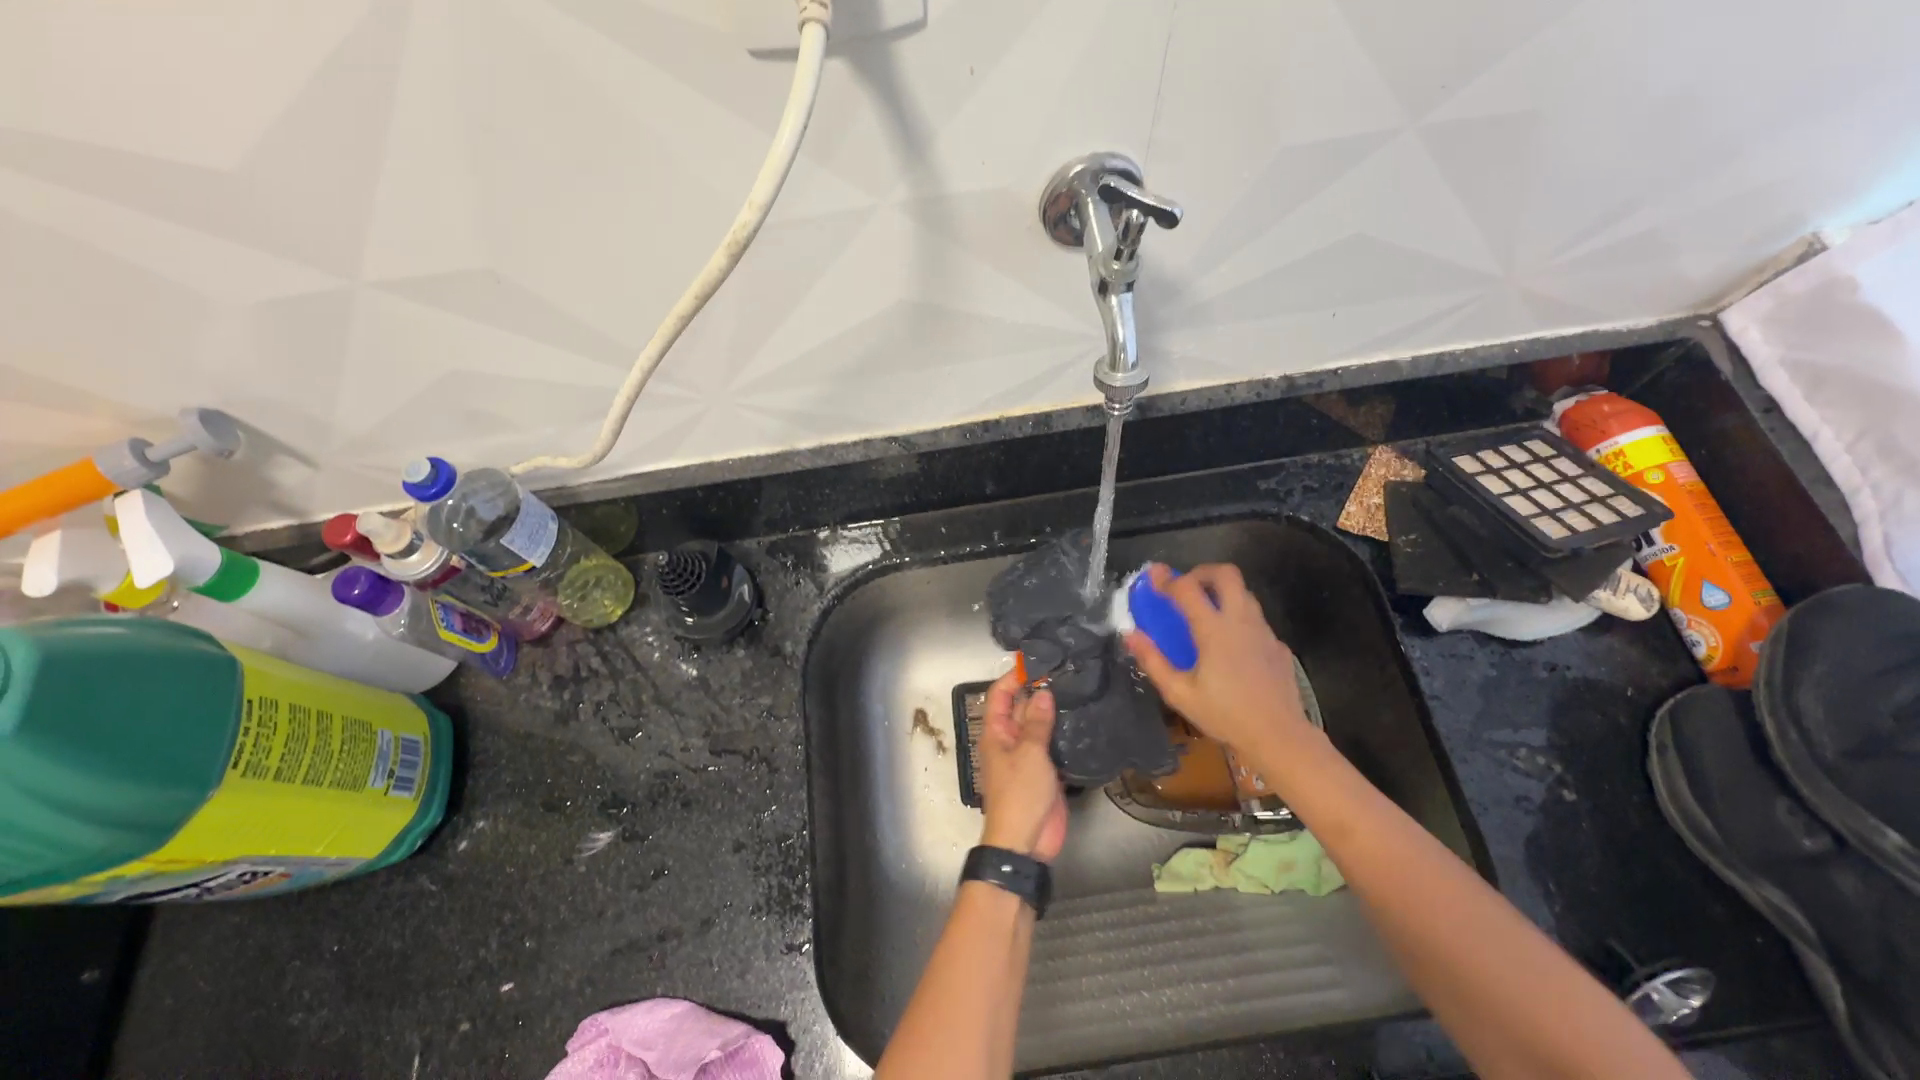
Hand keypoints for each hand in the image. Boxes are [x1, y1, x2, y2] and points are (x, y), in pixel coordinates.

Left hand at [976, 671, 1067, 862]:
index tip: (1038, 661)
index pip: (1000, 696)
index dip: (1015, 677)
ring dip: (1055, 711)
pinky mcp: (1046, 772)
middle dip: (1039, 690)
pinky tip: (1084, 721)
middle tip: (1067, 670)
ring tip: (1079, 689)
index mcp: (996, 734)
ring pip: (1040, 726)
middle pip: (1022, 708)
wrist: (1025, 842)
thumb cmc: (1020, 795)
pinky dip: (1065, 734)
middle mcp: (1010, 741)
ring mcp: (1029, 757)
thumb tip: (1042, 692)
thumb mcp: (1029, 754)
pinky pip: (1053, 746)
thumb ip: (1037, 722)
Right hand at [1124, 563, 1313, 756]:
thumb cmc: (1225, 716)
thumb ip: (1153, 660)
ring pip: (1244, 594)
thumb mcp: (1179, 693)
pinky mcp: (1277, 645)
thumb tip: (1130, 634)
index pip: (1187, 588)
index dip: (1166, 579)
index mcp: (1214, 630)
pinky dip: (1237, 619)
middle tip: (1185, 587)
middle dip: (1201, 572)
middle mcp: (1242, 621)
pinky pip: (1255, 620)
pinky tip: (1230, 647)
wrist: (1278, 736)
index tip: (1152, 576)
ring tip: (1204, 614)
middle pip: (1226, 574)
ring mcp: (1264, 631)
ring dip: (1221, 593)